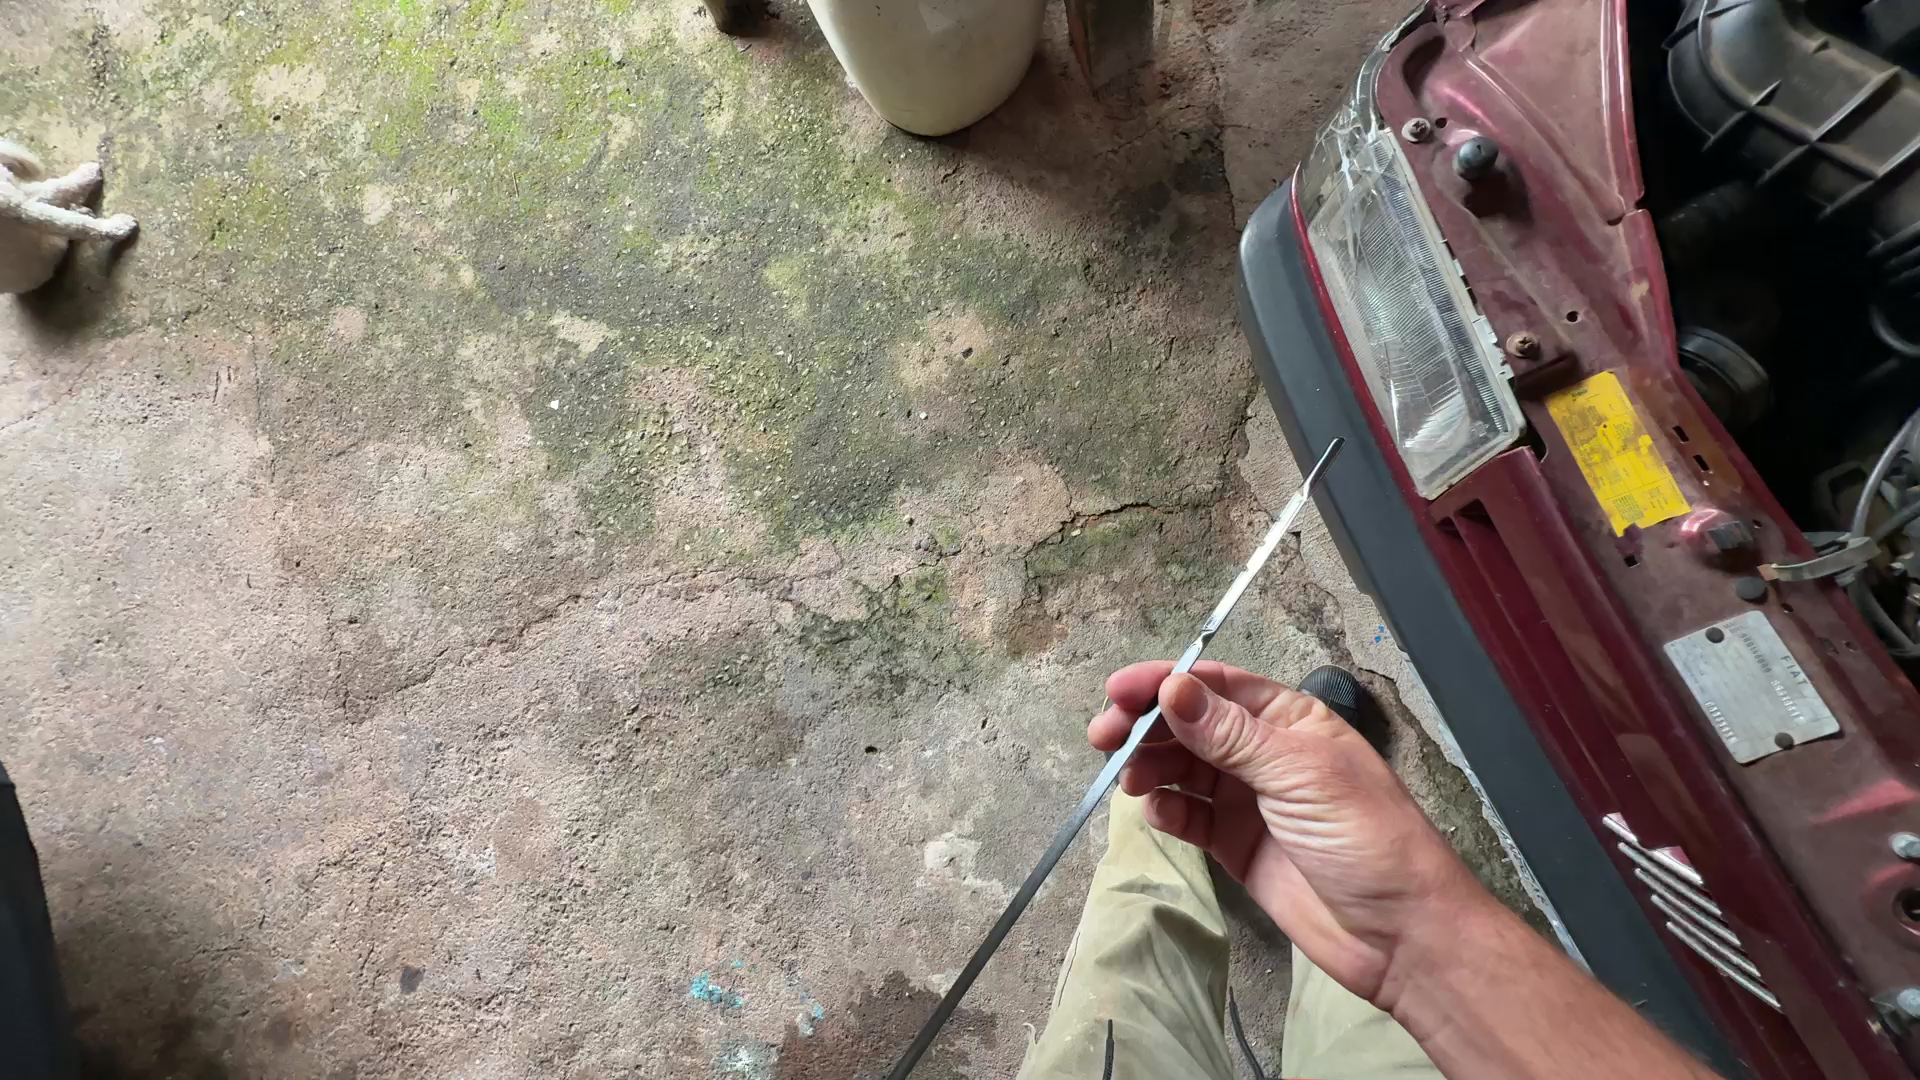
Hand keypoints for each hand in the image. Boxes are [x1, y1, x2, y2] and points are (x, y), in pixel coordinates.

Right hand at [1089, 661, 1494, 1007]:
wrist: (1401, 938)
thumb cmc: (1363, 837)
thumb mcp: (1298, 773)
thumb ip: (1229, 733)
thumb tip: (1170, 688)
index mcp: (1283, 718)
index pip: (1212, 685)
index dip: (1162, 682)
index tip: (1118, 691)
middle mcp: (1258, 750)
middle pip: (1186, 723)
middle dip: (1143, 724)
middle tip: (1103, 736)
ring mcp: (1243, 796)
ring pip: (1180, 766)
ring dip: (1149, 766)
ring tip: (1129, 780)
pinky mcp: (1231, 840)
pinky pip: (1187, 813)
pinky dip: (1166, 808)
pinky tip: (1159, 812)